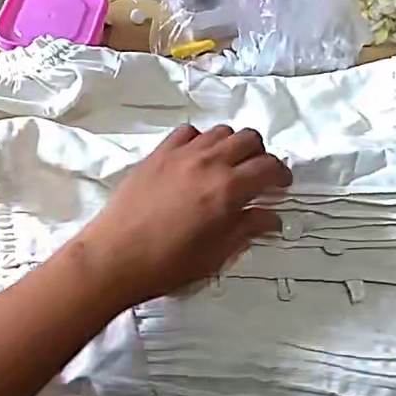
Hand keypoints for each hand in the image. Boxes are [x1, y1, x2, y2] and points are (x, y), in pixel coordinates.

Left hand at [63, 125, 290, 308]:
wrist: (115, 257)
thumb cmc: (165, 263)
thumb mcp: (215, 254)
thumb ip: (246, 229)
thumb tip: (270, 217)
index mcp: (227, 190)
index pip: (268, 167)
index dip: (280, 175)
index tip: (279, 186)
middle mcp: (207, 163)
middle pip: (248, 139)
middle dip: (259, 155)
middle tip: (256, 175)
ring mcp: (180, 155)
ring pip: (219, 132)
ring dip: (231, 145)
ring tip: (226, 166)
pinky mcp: (156, 154)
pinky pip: (187, 132)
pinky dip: (199, 140)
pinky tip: (195, 159)